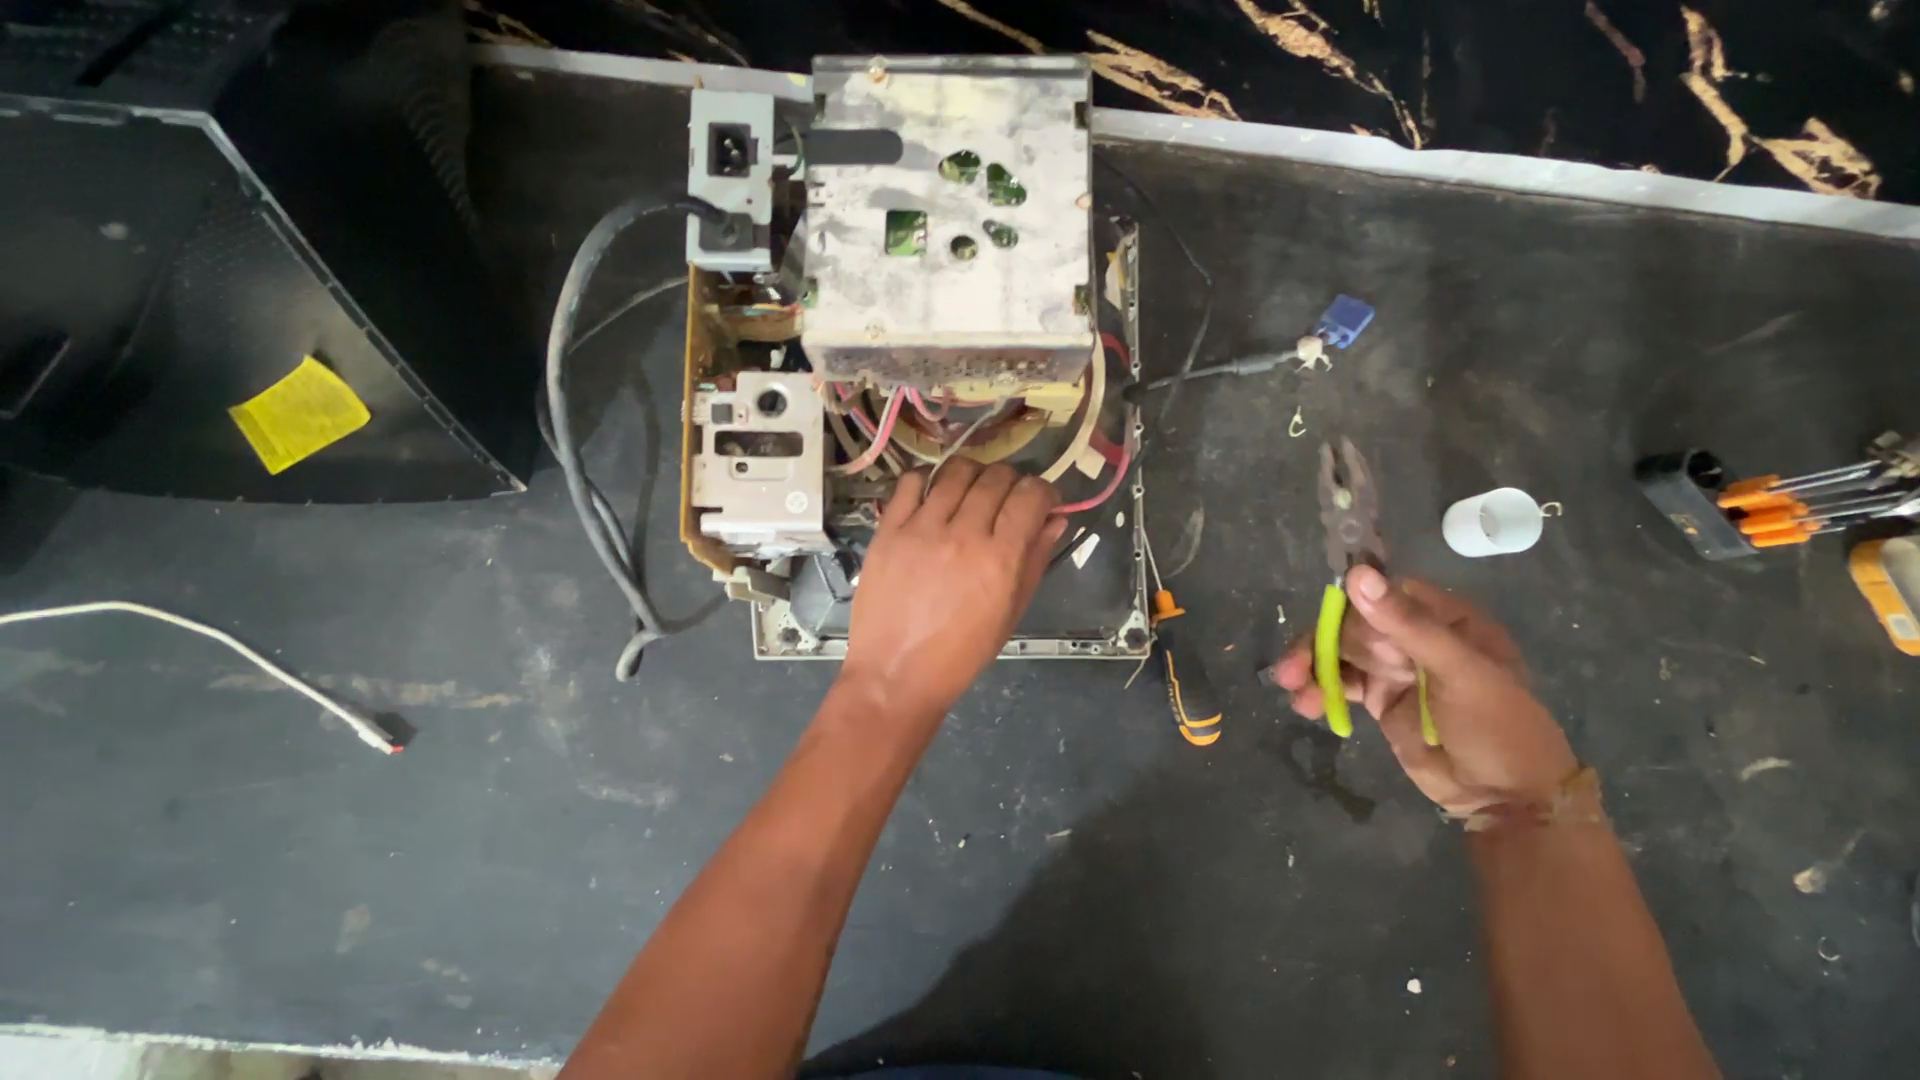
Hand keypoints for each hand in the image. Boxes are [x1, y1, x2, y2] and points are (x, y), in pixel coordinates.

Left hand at [842, 460, 1067, 720]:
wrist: (896, 672)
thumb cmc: (961, 653)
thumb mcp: (1010, 612)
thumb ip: (1035, 560)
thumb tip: (1055, 520)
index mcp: (999, 559)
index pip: (1030, 496)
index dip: (1043, 491)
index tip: (1042, 501)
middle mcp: (962, 534)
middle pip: (996, 478)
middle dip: (1012, 481)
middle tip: (1008, 499)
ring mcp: (921, 528)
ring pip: (956, 471)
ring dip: (974, 474)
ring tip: (973, 491)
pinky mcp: (888, 530)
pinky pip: (910, 483)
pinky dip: (927, 479)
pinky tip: (934, 494)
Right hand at [1271, 565, 1576, 814]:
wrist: (1506, 799)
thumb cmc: (1498, 728)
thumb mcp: (1459, 672)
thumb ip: (1406, 624)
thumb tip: (1356, 574)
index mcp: (1447, 620)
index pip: (1386, 596)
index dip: (1352, 609)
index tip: (1328, 631)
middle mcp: (1417, 638)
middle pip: (1353, 625)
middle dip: (1320, 644)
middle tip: (1293, 670)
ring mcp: (1397, 670)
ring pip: (1340, 654)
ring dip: (1311, 667)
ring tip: (1290, 687)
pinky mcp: (1380, 699)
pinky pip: (1340, 684)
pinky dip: (1318, 690)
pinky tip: (1304, 704)